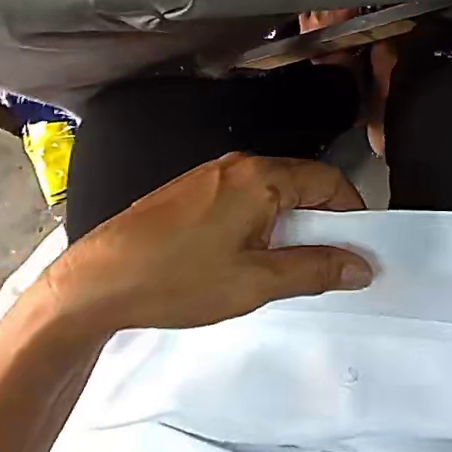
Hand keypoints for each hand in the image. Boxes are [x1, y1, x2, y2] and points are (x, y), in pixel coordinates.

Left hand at [41, 153, 373, 335]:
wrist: (90, 286)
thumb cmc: (175, 280)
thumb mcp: (256, 282)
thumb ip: (315, 270)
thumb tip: (361, 267)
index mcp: (261, 178)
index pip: (329, 181)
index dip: (352, 212)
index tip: (357, 245)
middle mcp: (239, 165)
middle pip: (303, 181)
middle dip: (323, 218)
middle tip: (326, 258)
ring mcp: (211, 174)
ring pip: (274, 188)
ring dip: (292, 219)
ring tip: (286, 260)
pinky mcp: (190, 189)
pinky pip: (245, 194)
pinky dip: (263, 217)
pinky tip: (248, 251)